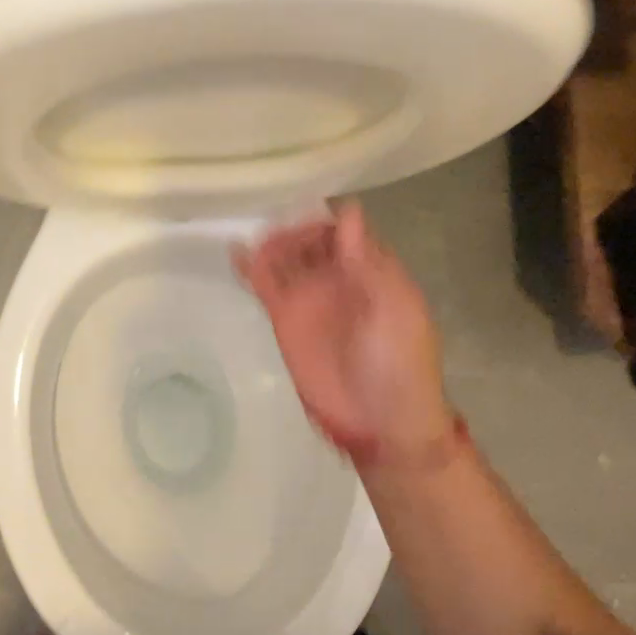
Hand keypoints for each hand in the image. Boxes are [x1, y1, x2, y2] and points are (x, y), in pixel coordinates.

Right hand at [232, 205, 450, 467]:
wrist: (381, 423)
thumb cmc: (399, 363)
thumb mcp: (395, 309)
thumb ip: (368, 263)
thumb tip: (347, 211)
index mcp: (371, 269)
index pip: (343, 228)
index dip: (322, 217)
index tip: (301, 211)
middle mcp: (337, 276)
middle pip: (309, 237)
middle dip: (292, 227)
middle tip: (275, 234)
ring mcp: (309, 297)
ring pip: (285, 256)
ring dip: (270, 243)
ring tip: (257, 244)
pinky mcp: (284, 319)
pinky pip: (265, 285)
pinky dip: (251, 267)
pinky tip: (236, 253)